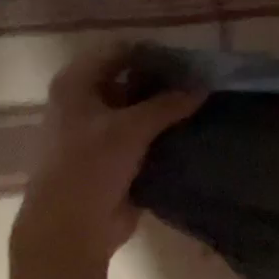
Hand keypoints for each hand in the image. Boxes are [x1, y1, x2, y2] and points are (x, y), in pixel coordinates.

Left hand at [9, 46, 205, 278]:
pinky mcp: (117, 162)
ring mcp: (101, 134)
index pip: (120, 52)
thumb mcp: (129, 129)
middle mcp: (87, 103)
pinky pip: (145, 144)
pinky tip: (193, 141)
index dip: (154, 55)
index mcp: (77, 84)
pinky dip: (165, 141)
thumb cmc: (90, 167)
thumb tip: (203, 87)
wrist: (72, 226)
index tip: (191, 63)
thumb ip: (166, 106)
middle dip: (165, 86)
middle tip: (204, 89)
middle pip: (131, 83)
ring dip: (167, 116)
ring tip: (205, 112)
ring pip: (140, 115)